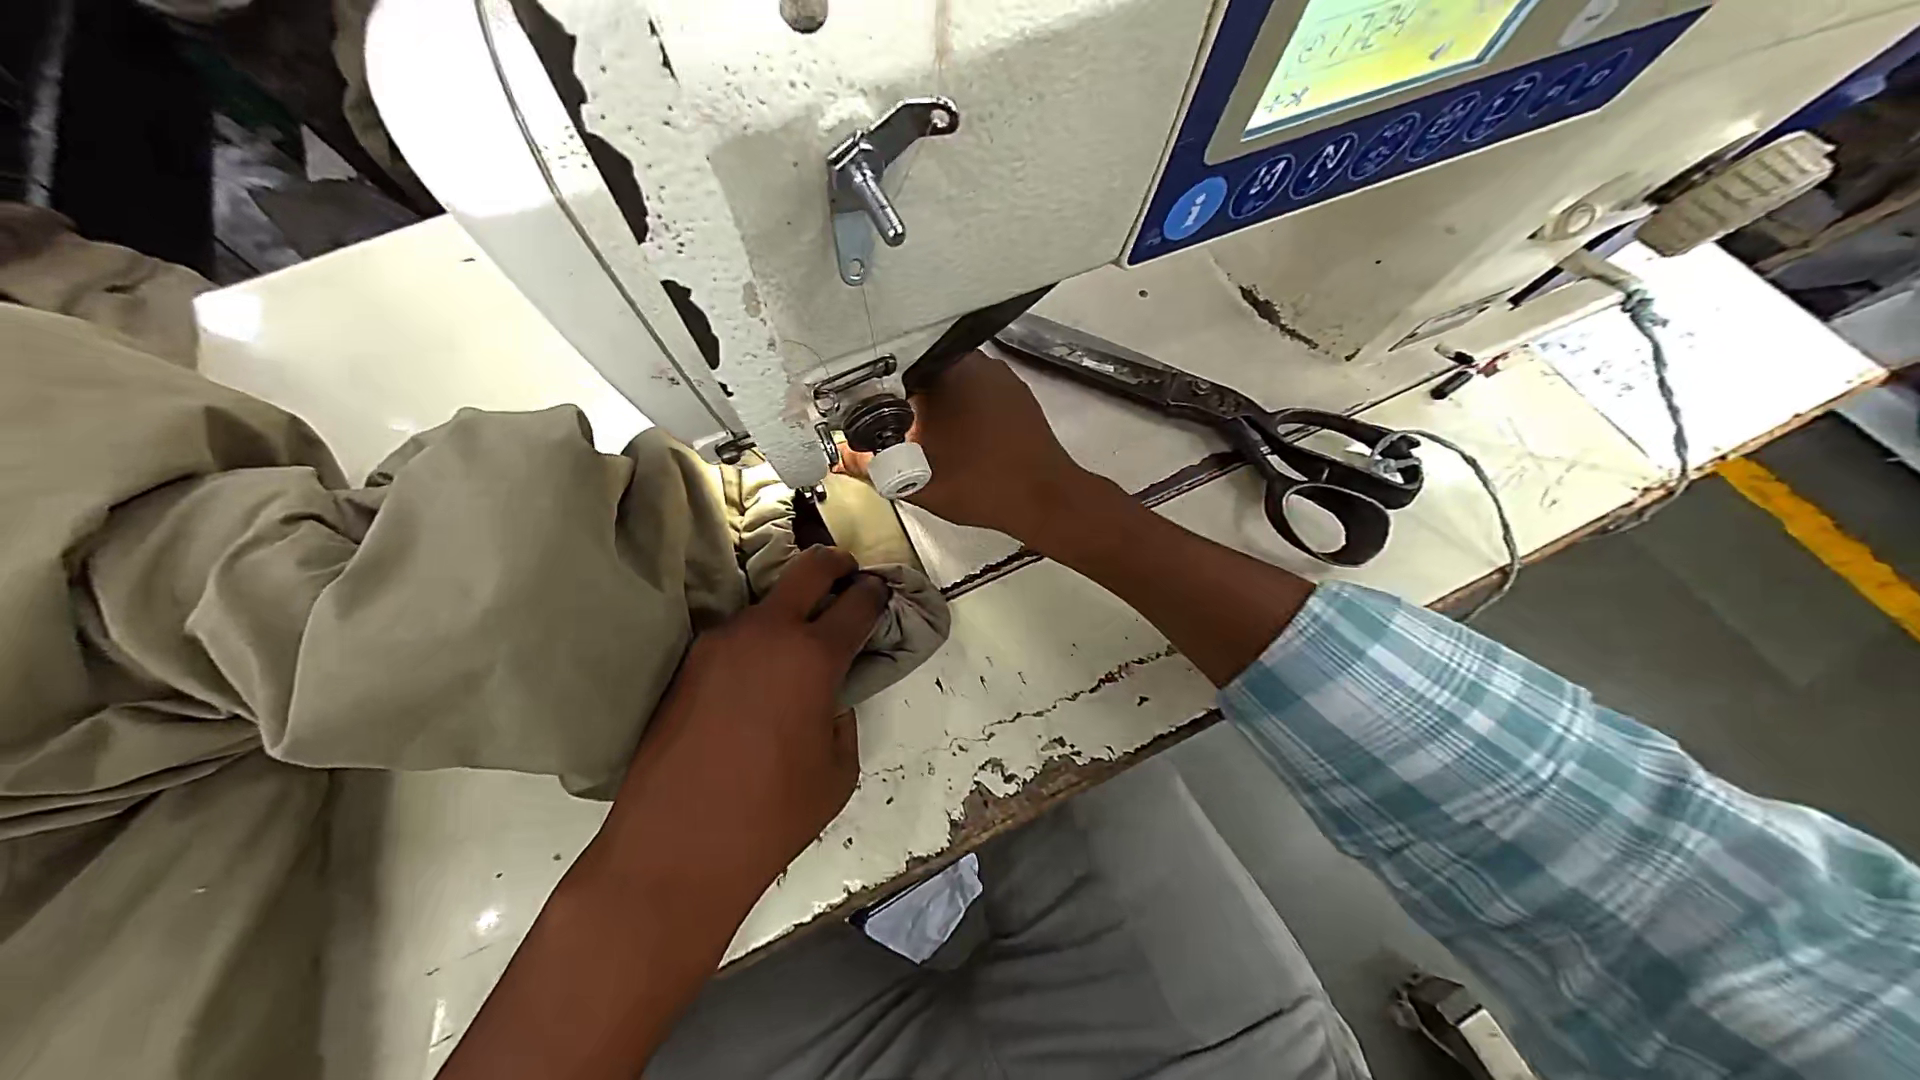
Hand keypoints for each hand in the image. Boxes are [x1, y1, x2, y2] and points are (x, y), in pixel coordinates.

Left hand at [601, 546, 889, 901]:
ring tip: (797, 643)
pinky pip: (736, 637)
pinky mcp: (689, 662)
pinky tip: (756, 676)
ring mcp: (721, 643)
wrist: (676, 845)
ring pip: (767, 603)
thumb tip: (828, 697)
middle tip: (847, 573)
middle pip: (809, 568)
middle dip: (836, 563)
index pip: (857, 602)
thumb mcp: (838, 770)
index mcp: (814, 657)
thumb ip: (841, 717)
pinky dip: (757, 641)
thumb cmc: (772, 815)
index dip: (875, 593)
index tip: (879, 592)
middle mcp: (767, 634)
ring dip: (790, 610)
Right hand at [840, 351, 1113, 544]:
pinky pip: (976, 389)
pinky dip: (960, 405)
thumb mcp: (914, 481)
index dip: (871, 385)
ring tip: (916, 428)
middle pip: (921, 368)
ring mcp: (1000, 374)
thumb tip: (838, 455)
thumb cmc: (979, 485)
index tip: (858, 405)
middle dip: (902, 393)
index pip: (892, 364)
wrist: (1046, 498)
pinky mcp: (1017, 393)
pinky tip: (954, 432)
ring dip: (933, 400)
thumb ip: (869, 464)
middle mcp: (974, 361)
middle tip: (883, 421)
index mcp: (943, 372)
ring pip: (950, 378)